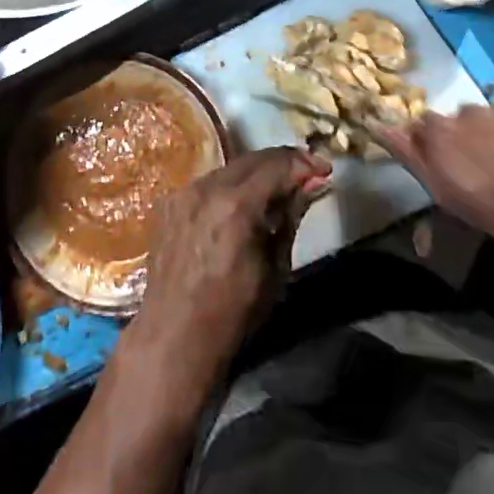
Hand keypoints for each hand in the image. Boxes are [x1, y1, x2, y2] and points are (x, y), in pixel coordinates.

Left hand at [134, 148, 330, 376]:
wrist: (175, 333)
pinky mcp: (168, 203)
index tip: (325, 169)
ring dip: (255, 173)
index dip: (304, 164)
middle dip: (282, 163)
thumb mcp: (275, 268)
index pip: (276, 165)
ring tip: (277, 190)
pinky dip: (229, 186)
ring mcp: (181, 193)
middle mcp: (205, 189)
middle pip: (251, 160)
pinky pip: (206, 184)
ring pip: (227, 169)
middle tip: (308, 174)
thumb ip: (290, 217)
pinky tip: (241, 203)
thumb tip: (311, 184)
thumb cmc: (234, 311)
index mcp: (235, 205)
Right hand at [381, 105, 493, 283]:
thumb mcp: (450, 198)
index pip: (411, 128)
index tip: (434, 169)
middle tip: (472, 176)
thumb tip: (379, 126)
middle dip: (452, 143)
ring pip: (478, 122)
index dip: (419, 148)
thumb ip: (412, 158)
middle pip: (445, 123)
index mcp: (438, 133)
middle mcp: (464, 114)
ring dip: (483, 139)